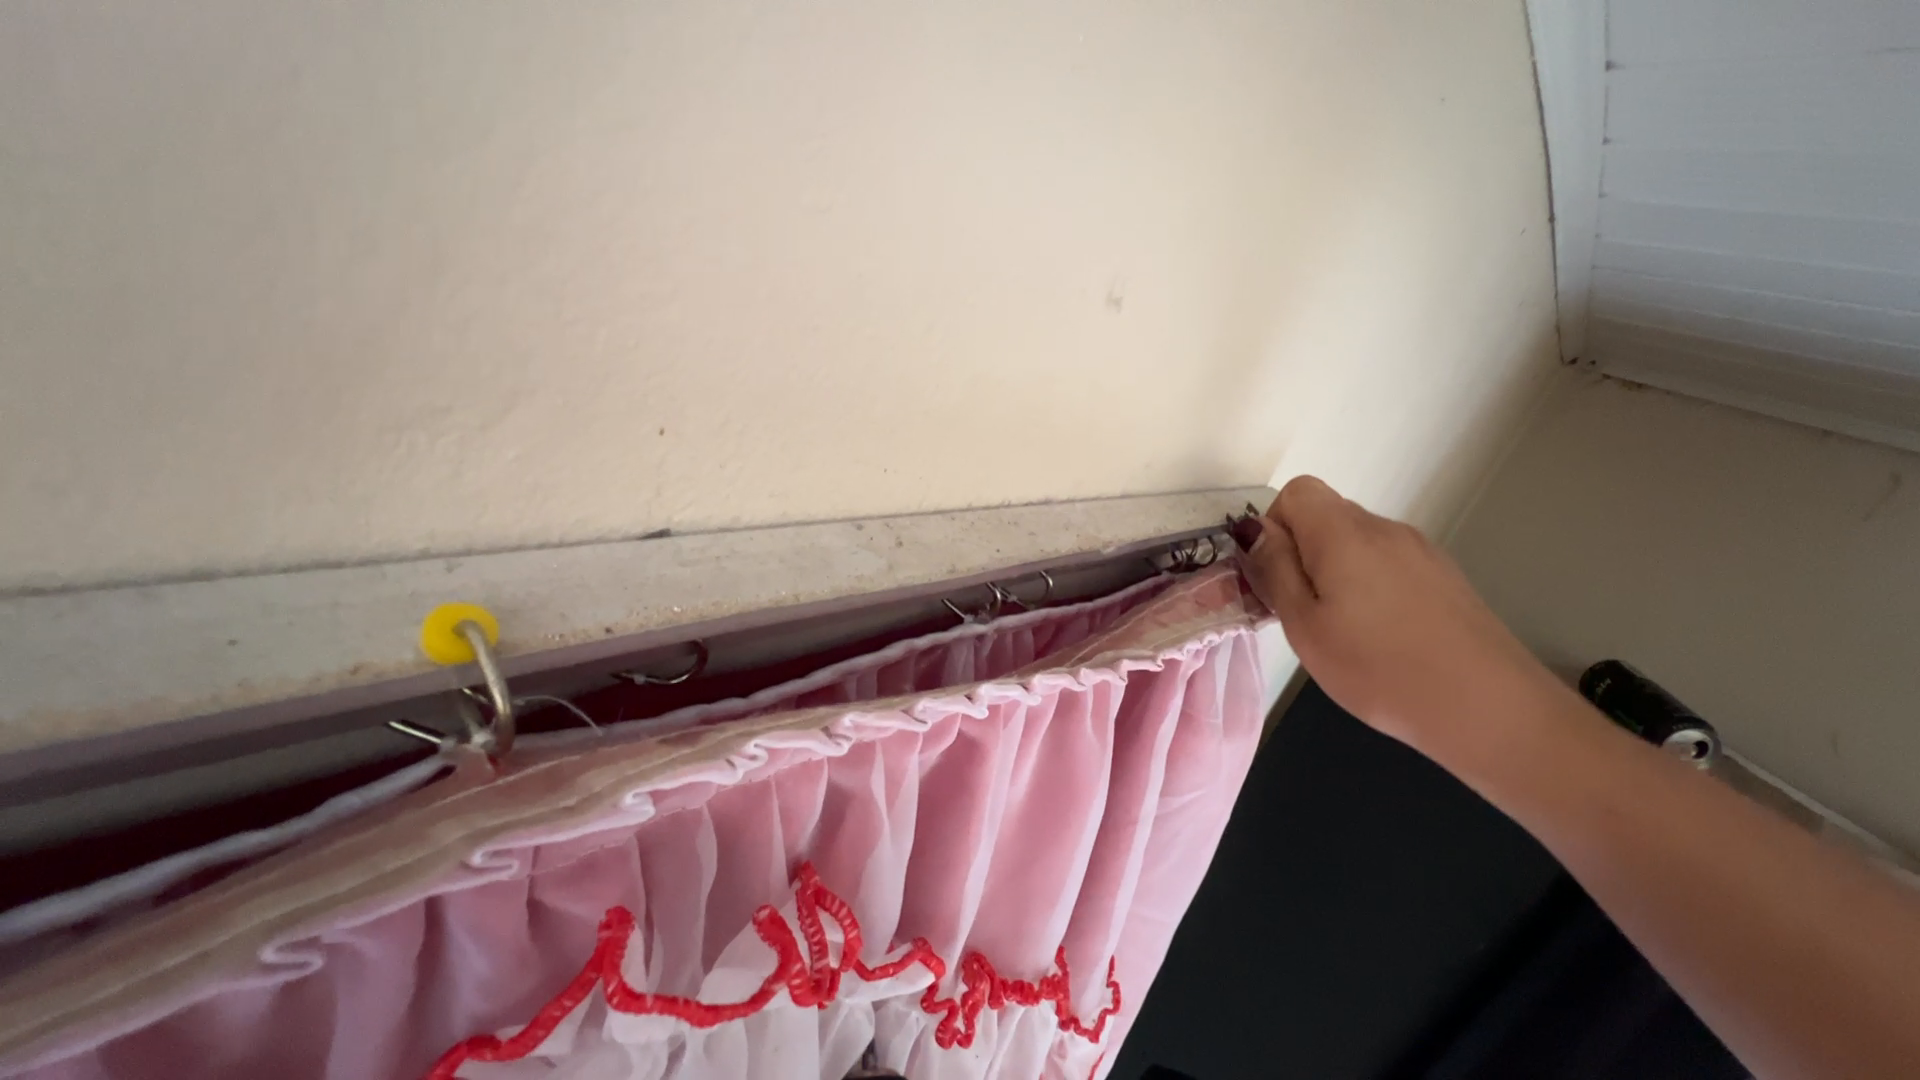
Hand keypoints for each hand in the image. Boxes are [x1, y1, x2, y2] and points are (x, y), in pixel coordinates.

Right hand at [1244, 476, 1560, 751]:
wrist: (1489, 708)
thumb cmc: (1379, 670)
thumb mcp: (1306, 627)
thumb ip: (1276, 570)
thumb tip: (1255, 530)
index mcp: (1345, 534)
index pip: (1297, 492)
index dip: (1274, 527)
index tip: (1276, 576)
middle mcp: (1385, 529)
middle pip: (1327, 515)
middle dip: (1302, 552)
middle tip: (1301, 612)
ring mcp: (1421, 551)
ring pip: (1358, 542)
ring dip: (1336, 571)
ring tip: (1343, 630)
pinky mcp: (1444, 577)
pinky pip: (1388, 563)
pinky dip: (1370, 585)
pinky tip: (1382, 635)